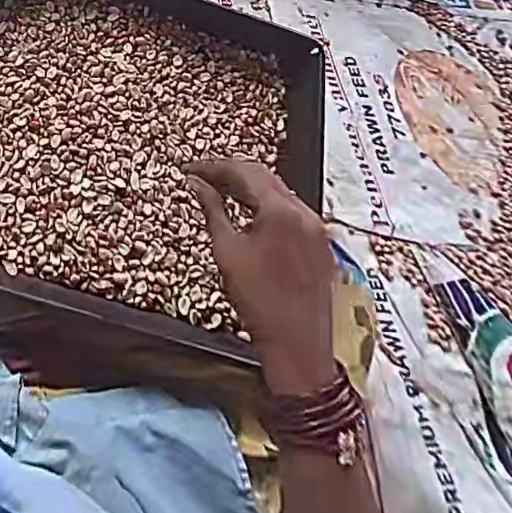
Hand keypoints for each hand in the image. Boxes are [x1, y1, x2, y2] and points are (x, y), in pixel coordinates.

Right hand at [185, 160, 335, 396]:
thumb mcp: (226, 250)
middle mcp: (305, 214)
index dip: (213, 167)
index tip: (191, 169)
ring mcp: (316, 228)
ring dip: (248, 186)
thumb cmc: (259, 301)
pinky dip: (266, 204)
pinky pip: (291, 209)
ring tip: (219, 190)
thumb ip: (212, 209)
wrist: (297, 345)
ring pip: (278, 191)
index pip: (244, 172)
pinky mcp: (320, 243)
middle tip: (202, 175)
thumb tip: (196, 184)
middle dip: (230, 172)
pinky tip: (247, 211)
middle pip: (263, 176)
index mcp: (282, 212)